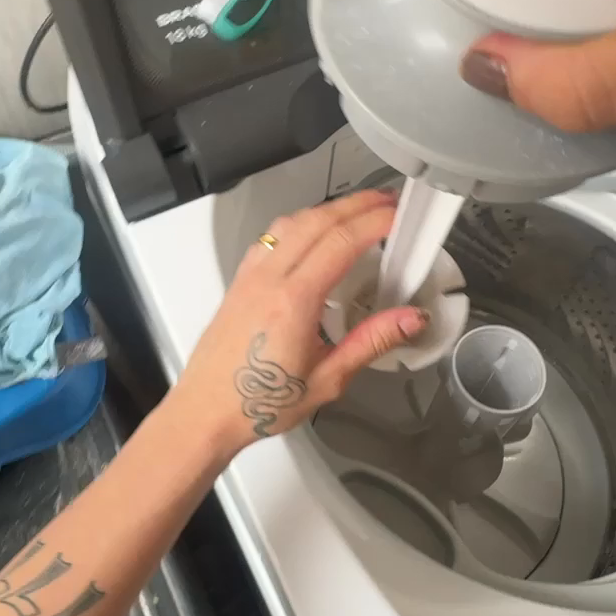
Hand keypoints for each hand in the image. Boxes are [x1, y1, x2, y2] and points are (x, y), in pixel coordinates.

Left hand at [165, 189, 428, 457]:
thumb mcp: (327, 380)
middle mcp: (268, 280)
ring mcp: (250, 276)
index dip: (375, 221)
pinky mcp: (240, 281)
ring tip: (357, 212)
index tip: (399, 215)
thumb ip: (371, 342)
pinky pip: (272, 236)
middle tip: (388, 202)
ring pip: (292, 222)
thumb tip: (410, 318)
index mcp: (293, 302)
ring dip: (328, 209)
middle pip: (318, 220)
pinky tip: (313, 233)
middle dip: (357, 204)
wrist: (204, 413)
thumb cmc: (258, 403)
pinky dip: (300, 223)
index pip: (341, 242)